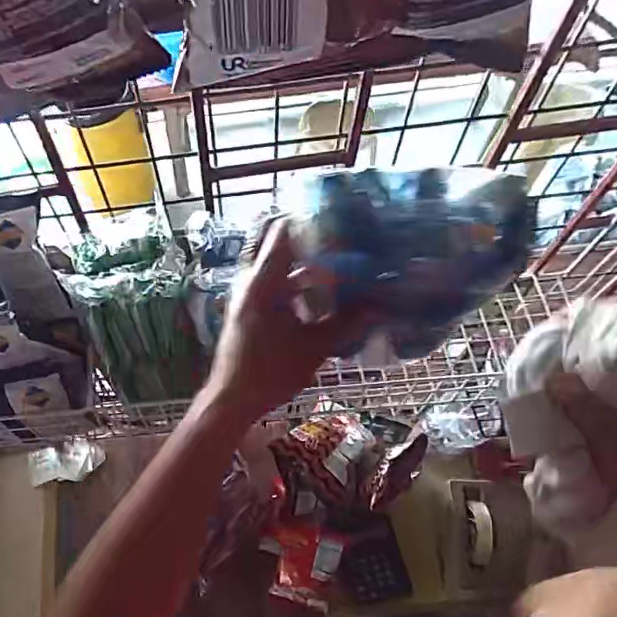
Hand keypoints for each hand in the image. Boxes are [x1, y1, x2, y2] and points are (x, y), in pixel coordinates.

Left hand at [204, 218, 366, 420]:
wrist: (232, 399)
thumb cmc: (268, 374)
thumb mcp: (315, 348)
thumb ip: (349, 322)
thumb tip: (385, 303)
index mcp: (263, 281)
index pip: (284, 228)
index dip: (314, 217)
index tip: (344, 217)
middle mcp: (251, 280)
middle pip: (280, 241)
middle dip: (312, 237)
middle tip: (346, 239)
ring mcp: (247, 294)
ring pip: (279, 263)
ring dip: (307, 263)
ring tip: (343, 266)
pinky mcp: (249, 308)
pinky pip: (274, 283)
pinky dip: (297, 283)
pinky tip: (323, 296)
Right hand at [548, 344, 616, 531]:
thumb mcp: (607, 437)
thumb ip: (582, 406)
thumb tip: (555, 377)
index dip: (609, 337)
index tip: (578, 334)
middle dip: (602, 359)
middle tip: (566, 358)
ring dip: (607, 381)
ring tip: (573, 382)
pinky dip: (614, 399)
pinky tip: (593, 409)